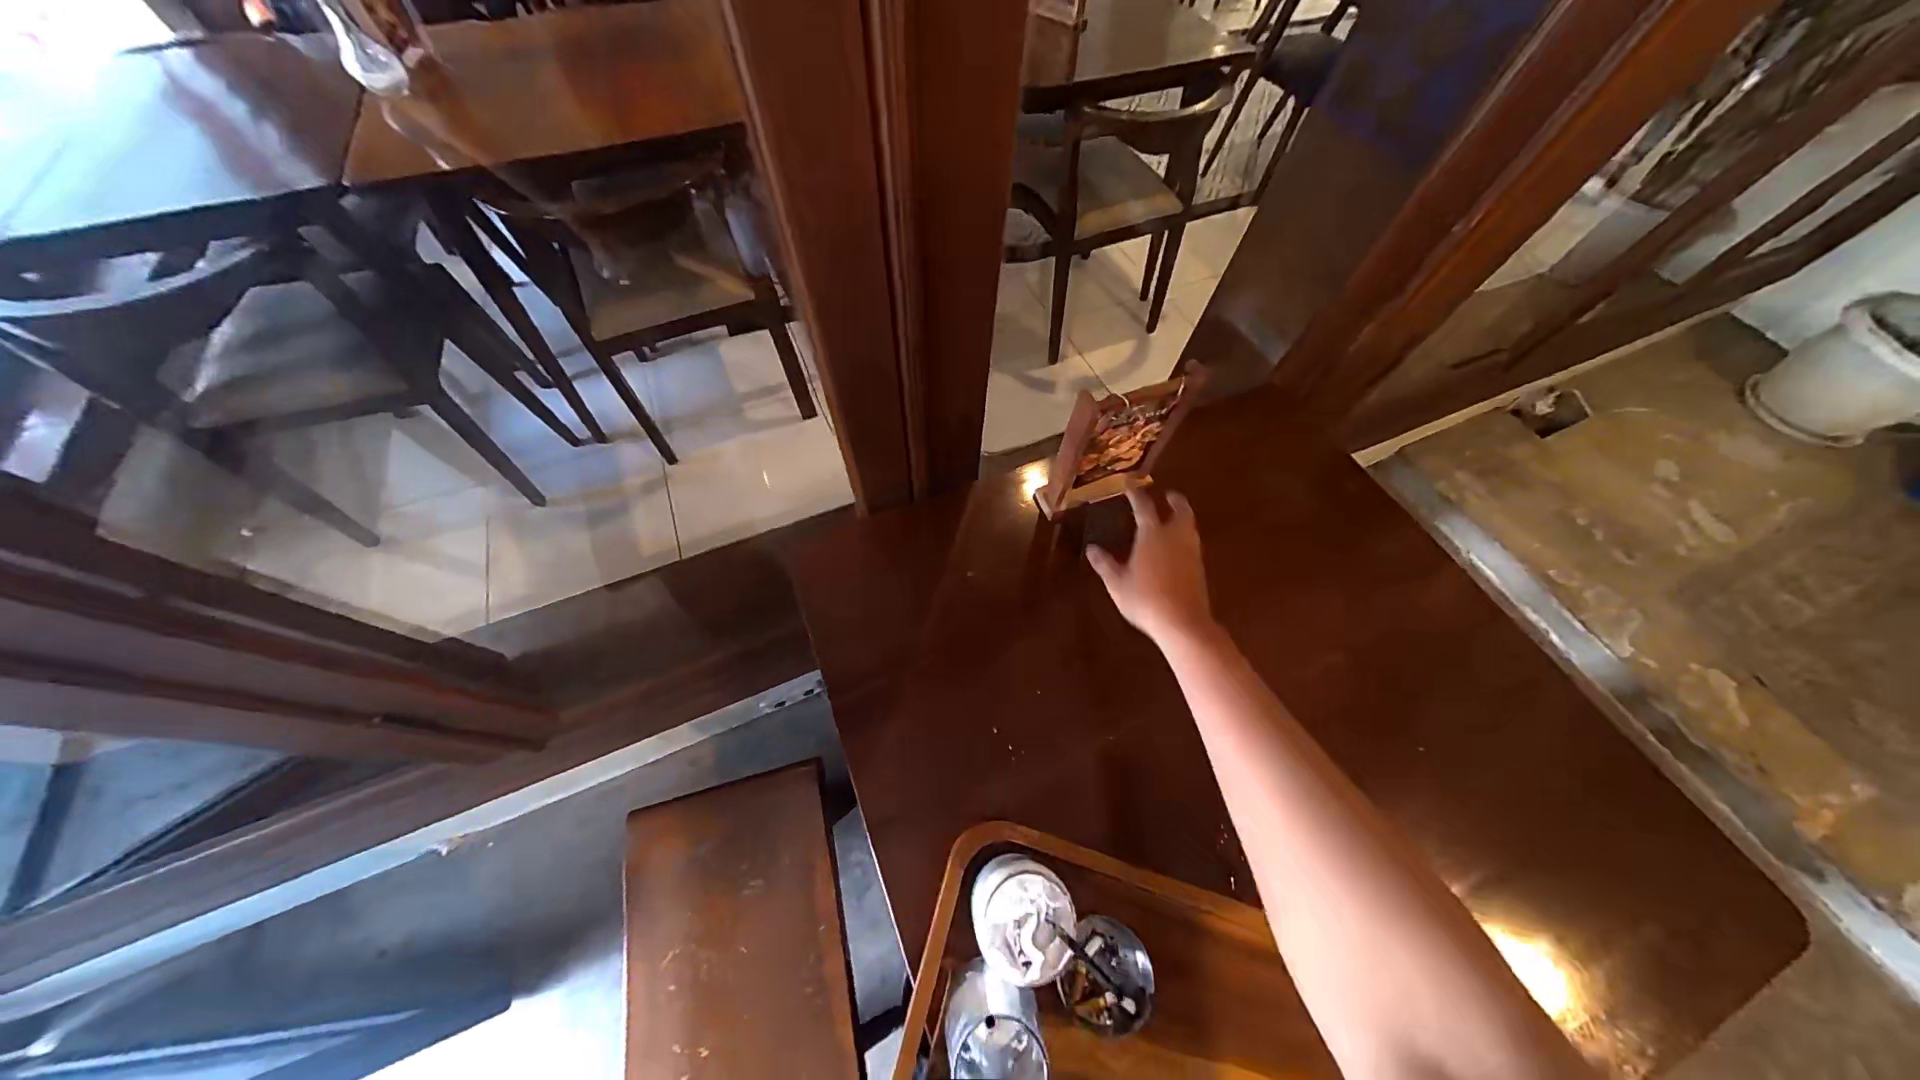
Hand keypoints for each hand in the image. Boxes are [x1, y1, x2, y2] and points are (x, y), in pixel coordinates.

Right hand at [1087, 482, 1216, 647]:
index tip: (1130, 484)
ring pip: (1189, 526)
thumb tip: (1091, 549)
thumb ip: (1105, 564)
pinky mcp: (1199, 567)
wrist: (1182, 622)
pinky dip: (1185, 536)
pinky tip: (1178, 547)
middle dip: (1175, 500)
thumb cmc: (1145, 599)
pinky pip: (1192, 543)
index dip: (1136, 493)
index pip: (1144, 506)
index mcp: (1152, 534)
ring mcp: (1191, 551)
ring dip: (1183, 517)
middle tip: (1169, 495)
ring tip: (1174, 518)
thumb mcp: (1117, 583)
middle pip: (1180, 510)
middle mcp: (1174, 537)